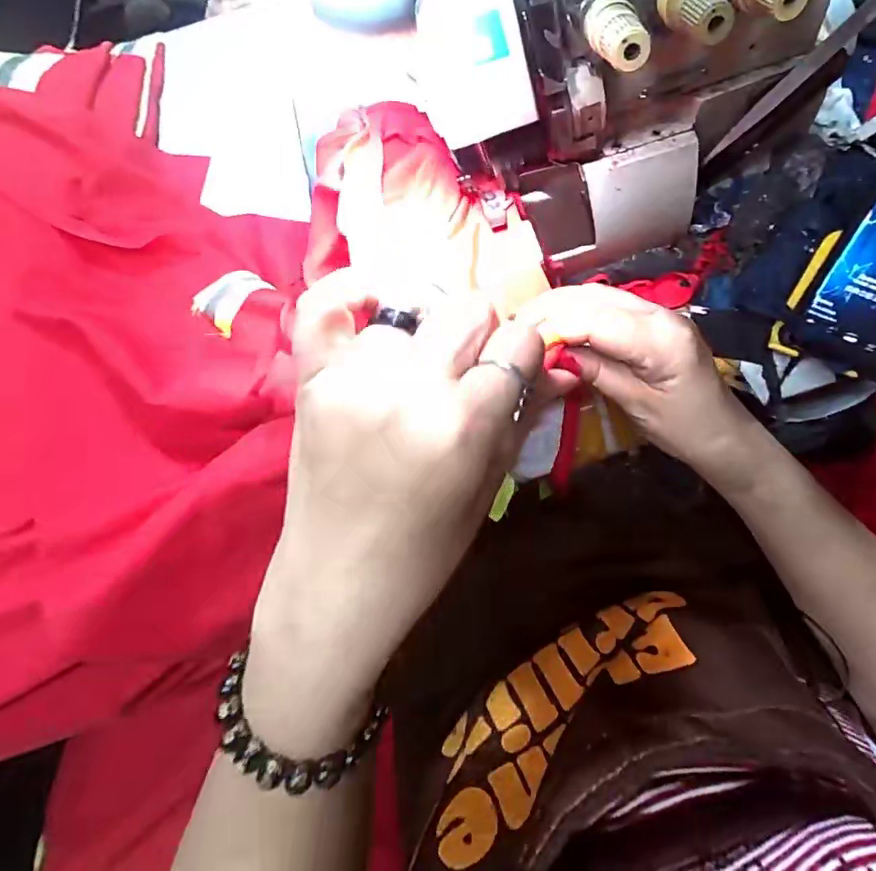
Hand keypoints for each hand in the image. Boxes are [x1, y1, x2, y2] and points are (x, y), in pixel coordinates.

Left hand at [244, 269, 571, 755]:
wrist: (338, 582)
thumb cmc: (426, 550)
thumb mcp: (487, 486)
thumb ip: (523, 416)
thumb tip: (564, 368)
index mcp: (462, 424)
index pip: (517, 342)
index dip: (524, 352)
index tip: (516, 365)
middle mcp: (409, 389)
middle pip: (469, 309)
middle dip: (482, 334)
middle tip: (469, 368)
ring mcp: (352, 379)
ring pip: (410, 311)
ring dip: (423, 335)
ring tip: (416, 371)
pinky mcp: (310, 380)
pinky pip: (323, 306)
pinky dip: (348, 292)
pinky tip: (373, 300)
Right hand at [517, 284, 762, 485]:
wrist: (724, 434)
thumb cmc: (685, 429)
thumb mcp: (637, 405)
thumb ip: (596, 371)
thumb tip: (553, 351)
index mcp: (661, 337)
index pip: (594, 319)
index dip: (553, 326)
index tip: (520, 342)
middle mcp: (660, 313)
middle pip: (592, 297)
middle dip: (550, 308)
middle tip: (514, 329)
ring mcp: (658, 311)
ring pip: (597, 295)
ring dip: (560, 307)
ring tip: (528, 326)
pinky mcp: (652, 318)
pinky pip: (608, 306)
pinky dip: (578, 313)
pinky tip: (557, 325)